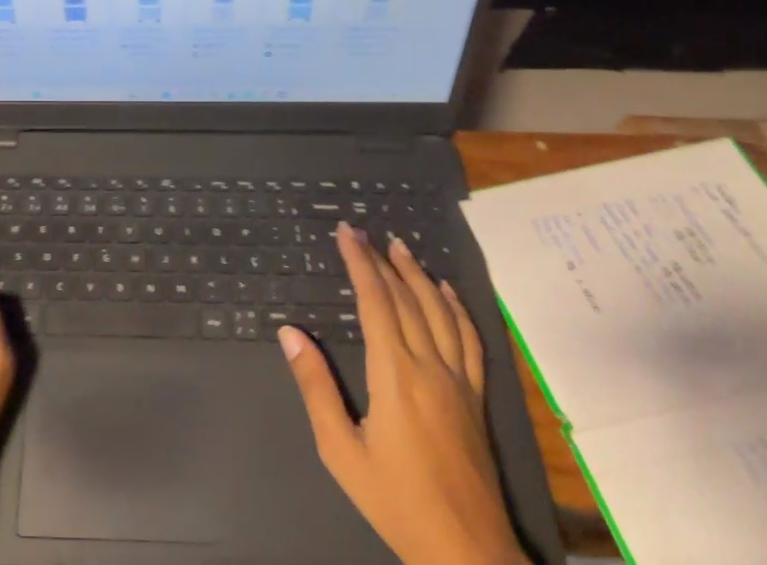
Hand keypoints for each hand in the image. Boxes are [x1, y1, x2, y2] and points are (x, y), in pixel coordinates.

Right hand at [279, 221, 526, 564]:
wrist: (464, 546)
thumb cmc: (394, 500)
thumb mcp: (340, 450)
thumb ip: (316, 387)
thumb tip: (290, 334)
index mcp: (394, 375)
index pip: (376, 302)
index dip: (360, 263)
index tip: (346, 233)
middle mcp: (430, 366)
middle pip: (406, 299)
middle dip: (382, 261)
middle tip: (364, 233)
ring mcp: (459, 380)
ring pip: (440, 312)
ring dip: (419, 275)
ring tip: (401, 247)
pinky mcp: (476, 396)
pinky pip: (470, 339)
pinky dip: (457, 308)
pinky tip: (447, 292)